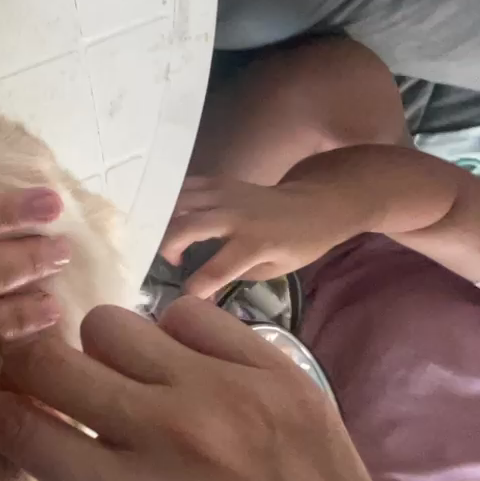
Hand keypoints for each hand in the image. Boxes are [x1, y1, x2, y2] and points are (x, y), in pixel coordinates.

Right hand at [0, 301, 479, 480]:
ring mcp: (228, 394)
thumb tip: (24, 412)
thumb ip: (73, 480)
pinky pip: (182, 311)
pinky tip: (188, 371)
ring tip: (133, 381)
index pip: (24, 429)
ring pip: (109, 323)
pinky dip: (172, 338)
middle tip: (38, 376)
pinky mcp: (272, 367)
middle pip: (50, 362)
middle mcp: (175, 437)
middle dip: (27, 366)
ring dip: (105, 354)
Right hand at [161, 175, 373, 297]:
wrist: (313, 205)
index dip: (197, 286)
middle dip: (167, 246)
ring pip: (177, 204)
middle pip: (185, 228)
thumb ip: (240, 275)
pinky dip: (171, 202)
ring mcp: (223, 195)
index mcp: (255, 244)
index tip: (186, 298)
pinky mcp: (216, 182)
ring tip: (168, 237)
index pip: (217, 269)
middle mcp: (234, 217)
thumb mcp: (278, 269)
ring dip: (165, 222)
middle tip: (171, 259)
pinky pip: (183, 188)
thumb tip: (208, 287)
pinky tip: (171, 215)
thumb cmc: (300, 243)